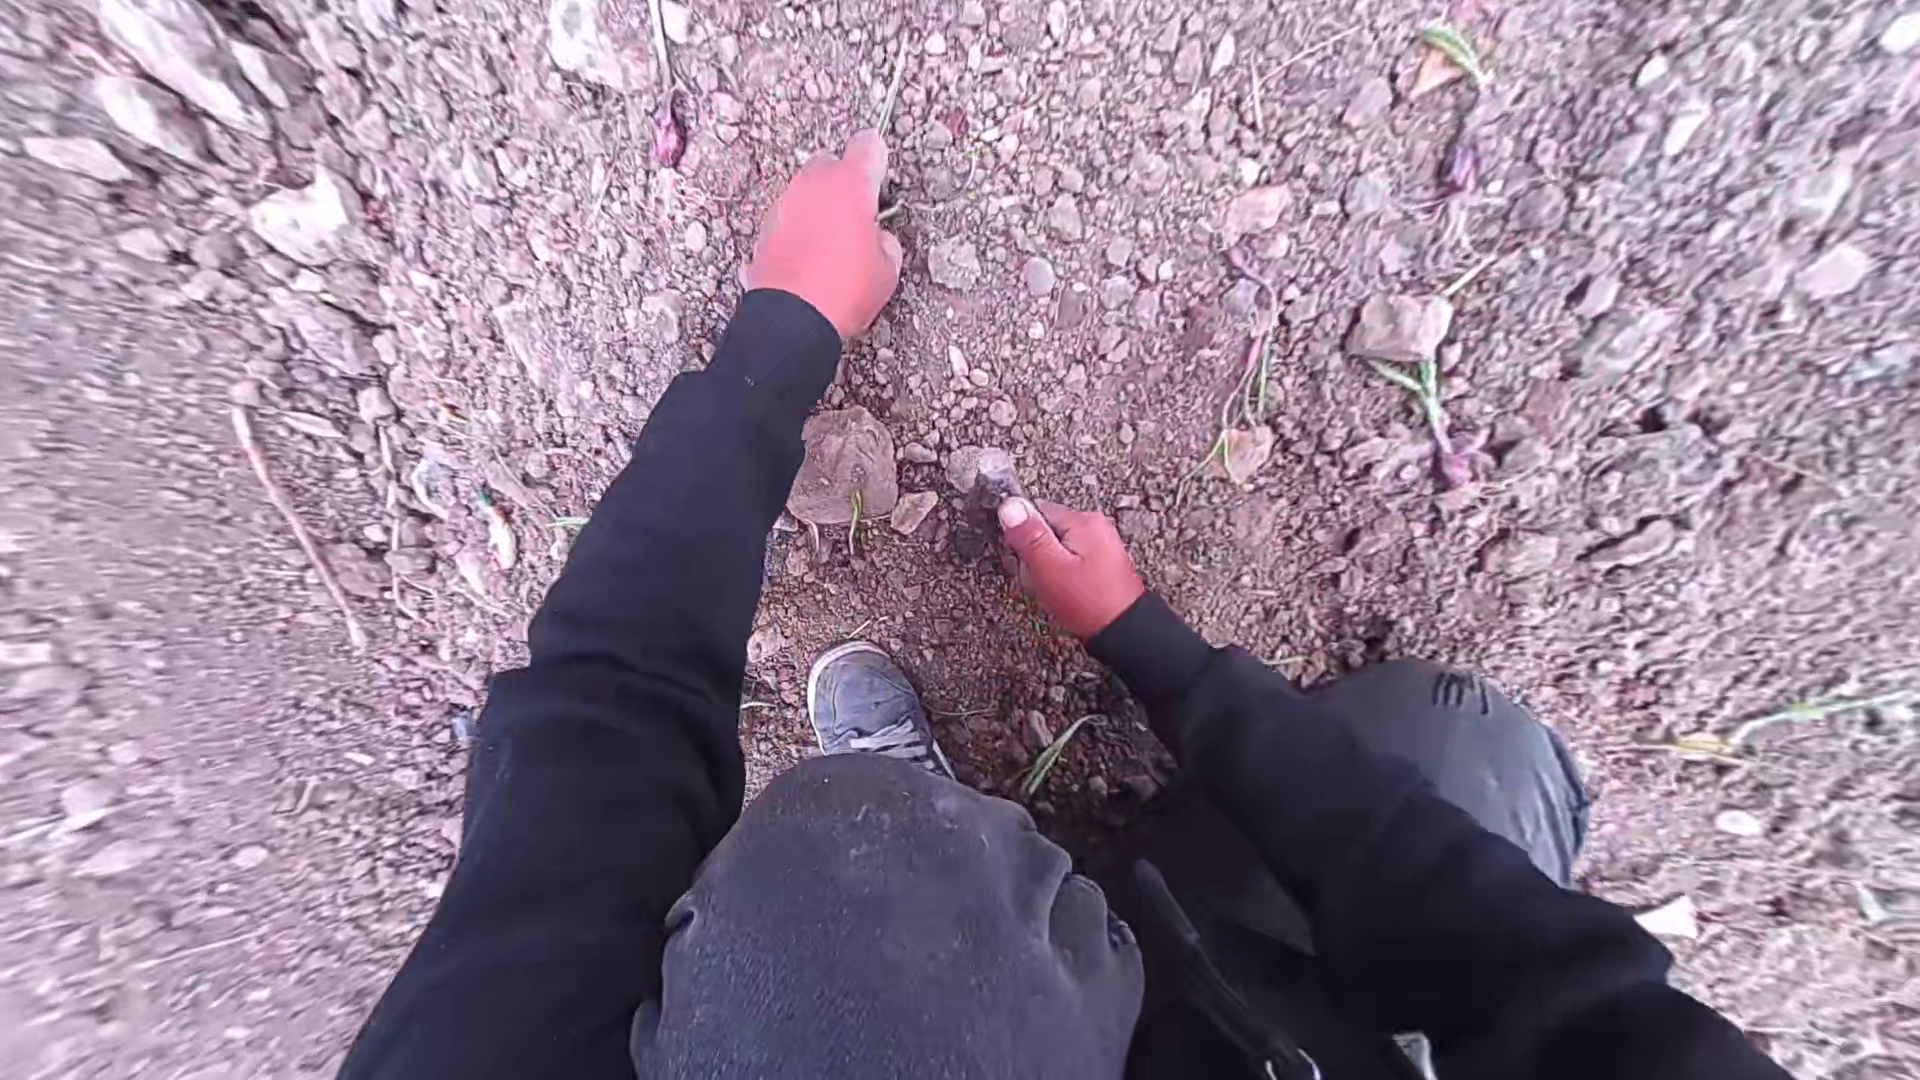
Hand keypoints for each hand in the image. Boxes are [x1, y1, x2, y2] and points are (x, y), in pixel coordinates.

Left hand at [741, 129, 902, 337]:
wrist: (793, 321)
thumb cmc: (843, 293)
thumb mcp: (887, 273)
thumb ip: (886, 244)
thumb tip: (879, 240)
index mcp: (850, 186)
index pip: (868, 147)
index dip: (877, 159)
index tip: (879, 170)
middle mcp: (813, 185)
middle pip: (830, 165)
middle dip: (843, 186)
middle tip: (857, 219)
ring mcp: (784, 205)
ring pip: (805, 194)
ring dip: (819, 211)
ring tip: (832, 249)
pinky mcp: (765, 230)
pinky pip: (788, 223)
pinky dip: (798, 235)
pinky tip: (810, 262)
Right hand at [998, 497, 1146, 639]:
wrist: (1124, 632)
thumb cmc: (1090, 603)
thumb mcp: (1050, 567)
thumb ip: (1029, 535)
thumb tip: (1010, 506)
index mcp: (1084, 521)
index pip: (1035, 512)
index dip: (1022, 538)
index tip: (1024, 558)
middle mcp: (1095, 527)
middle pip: (1045, 531)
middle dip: (1035, 556)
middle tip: (1042, 578)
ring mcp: (1100, 545)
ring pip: (1055, 549)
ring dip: (1047, 569)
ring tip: (1055, 589)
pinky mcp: (1100, 563)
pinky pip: (1068, 562)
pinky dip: (1061, 577)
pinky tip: (1065, 593)